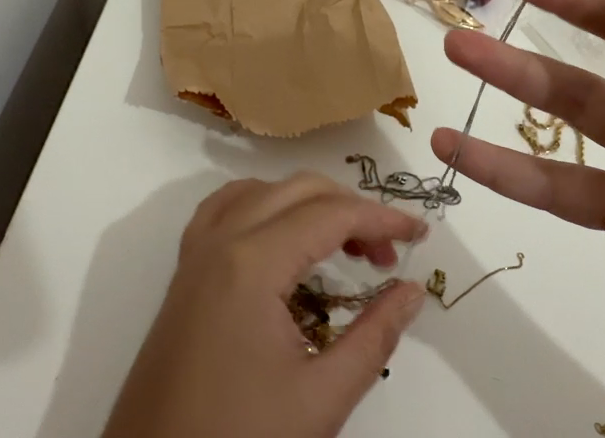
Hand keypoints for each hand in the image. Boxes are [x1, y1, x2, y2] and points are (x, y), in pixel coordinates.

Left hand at [101, 173, 429, 437]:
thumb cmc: (239, 435)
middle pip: (297, 190)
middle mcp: (220, 242)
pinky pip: (225, 210)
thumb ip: (374, 337)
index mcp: (253, 263)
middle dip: (350, 209)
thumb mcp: (321, 398)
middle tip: (387, 253)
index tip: (421, 234)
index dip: (382, 218)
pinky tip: (281, 237)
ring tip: (342, 244)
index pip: (331, 214)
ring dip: (307, 204)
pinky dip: (263, 206)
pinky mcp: (183, 275)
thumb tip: (412, 290)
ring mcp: (195, 255)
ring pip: (260, 192)